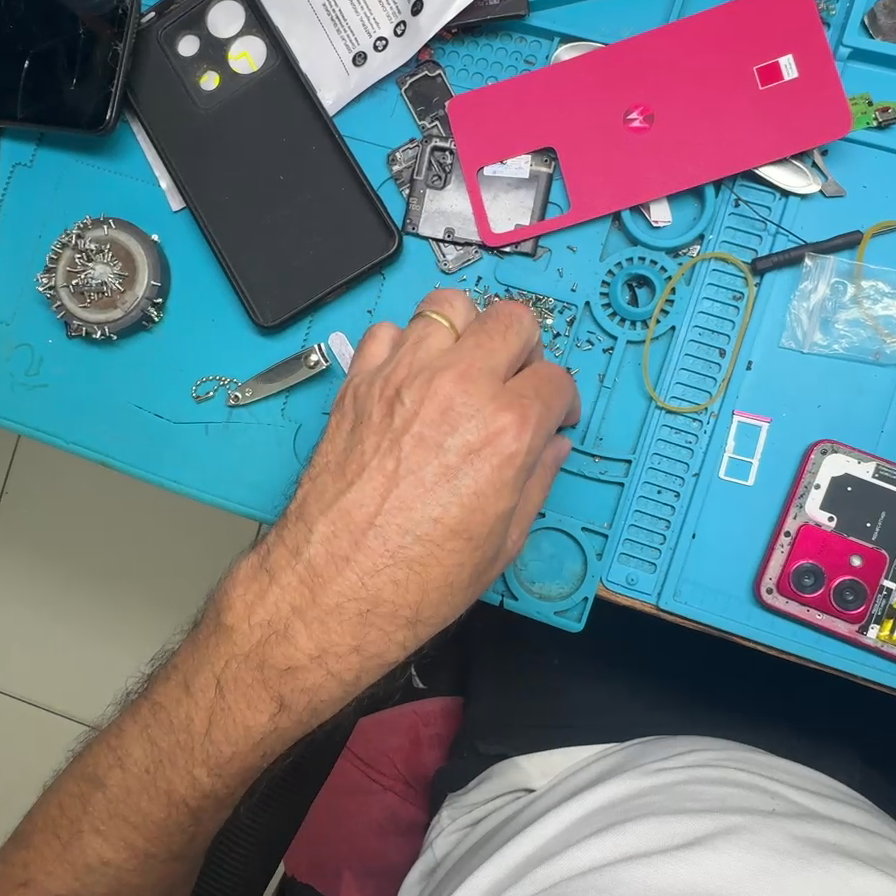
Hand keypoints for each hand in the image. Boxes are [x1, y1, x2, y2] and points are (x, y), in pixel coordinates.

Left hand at [216, 289, 579, 690]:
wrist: (333, 588)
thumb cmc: (414, 579)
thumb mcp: (504, 541)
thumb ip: (537, 479)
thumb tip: (551, 447)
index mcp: (507, 429)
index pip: (556, 379)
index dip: (563, 400)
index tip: (554, 413)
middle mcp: (458, 388)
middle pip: (512, 320)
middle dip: (525, 348)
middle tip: (515, 381)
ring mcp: (404, 377)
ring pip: (449, 307)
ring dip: (466, 332)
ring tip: (464, 367)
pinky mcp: (360, 383)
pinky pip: (388, 331)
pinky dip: (405, 345)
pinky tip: (412, 380)